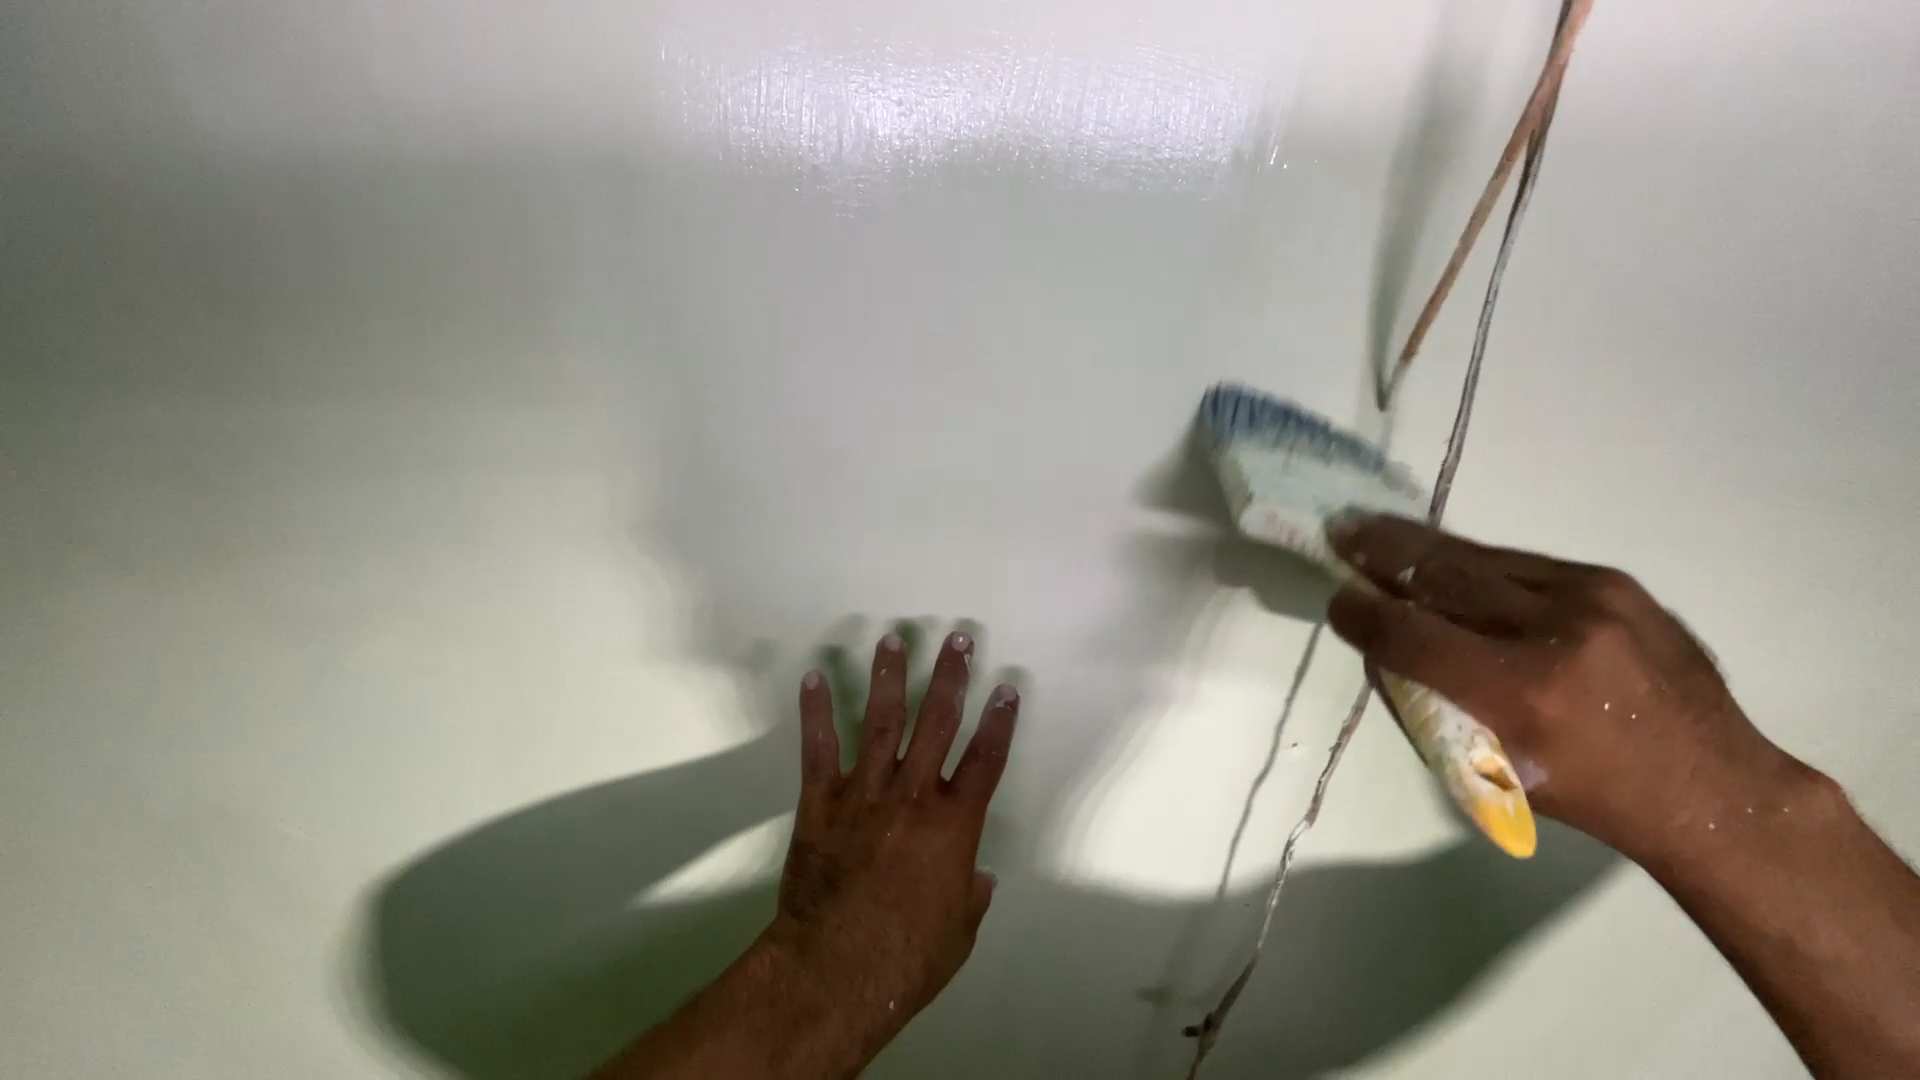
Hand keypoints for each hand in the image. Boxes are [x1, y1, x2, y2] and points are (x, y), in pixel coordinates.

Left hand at [765, 630, 1019, 1047]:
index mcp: (954, 824)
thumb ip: (971, 896)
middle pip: (937, 722)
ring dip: (888, 677)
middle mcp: (913, 795)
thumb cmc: (906, 957)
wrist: (833, 970)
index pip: (986, 759)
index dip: (999, 720)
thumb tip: (979, 878)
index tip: (1005, 687)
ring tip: (891, 639)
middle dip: (950, 676)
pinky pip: (819, 748)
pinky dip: (815, 711)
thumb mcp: (959, 932)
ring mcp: (864, 793)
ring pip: (881, 721)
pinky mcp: (821, 801)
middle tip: (956, 638)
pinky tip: (813, 676)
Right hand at [1323, 512, 1804, 864]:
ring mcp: (1592, 597)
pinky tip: (1437, 553)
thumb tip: (1377, 641)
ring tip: (1372, 527)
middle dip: (1381, 555)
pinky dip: (1467, 561)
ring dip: (1416, 545)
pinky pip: (1516, 562)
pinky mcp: (1612, 581)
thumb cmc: (1586, 793)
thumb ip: (1424, 700)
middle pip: (1442, 578)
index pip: (1413, 636)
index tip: (1334, 601)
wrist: (1714, 786)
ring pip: (1477, 559)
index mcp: (1522, 694)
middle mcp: (1558, 631)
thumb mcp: (1490, 768)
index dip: (1364, 614)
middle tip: (1339, 532)